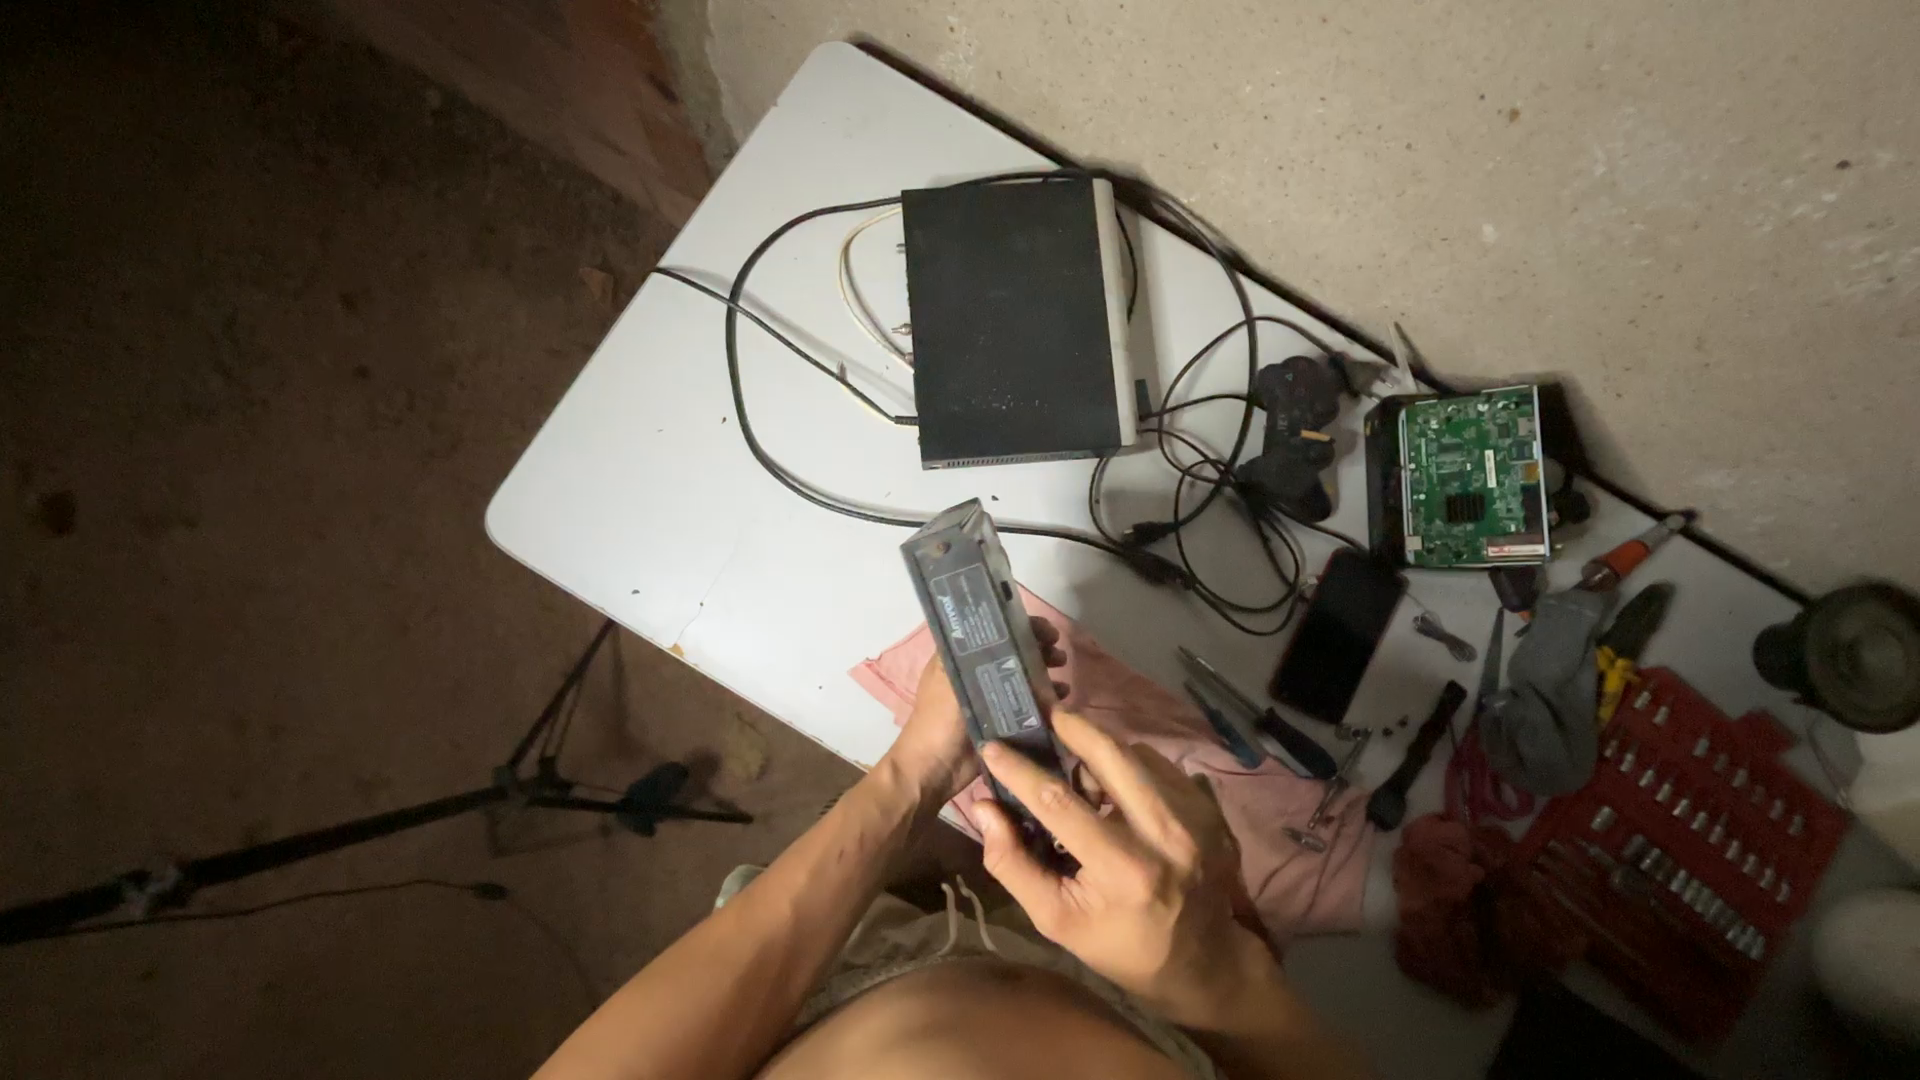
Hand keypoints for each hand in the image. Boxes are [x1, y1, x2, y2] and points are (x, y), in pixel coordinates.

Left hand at [880, 616, 1066, 804]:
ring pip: (1024, 676)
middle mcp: (977, 673)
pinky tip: (1062, 697)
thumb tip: (1011, 634)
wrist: (935, 769)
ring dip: (1045, 671)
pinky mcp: (1004, 720)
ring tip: (1062, 672)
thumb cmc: (939, 720)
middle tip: (1058, 653)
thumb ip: (978, 658)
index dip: (1022, 626)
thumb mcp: (953, 679)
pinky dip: (1045, 697)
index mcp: (960, 657)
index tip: (1046, 631)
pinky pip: (1029, 703)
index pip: (995, 632)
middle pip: (1014, 652)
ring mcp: (991, 697)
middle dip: (1039, 648)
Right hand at [975, 710, 1271, 1025]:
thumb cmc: (1122, 945)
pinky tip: (1118, 791)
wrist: (1205, 964)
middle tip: (1043, 715)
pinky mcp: (1212, 808)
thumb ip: (1013, 863)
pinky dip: (1133, 768)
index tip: (993, 747)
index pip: (1060, 803)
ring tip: (1081, 775)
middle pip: (1112, 756)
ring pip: (1138, 755)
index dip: (1021, 771)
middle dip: (1072, 728)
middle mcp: (1167, 835)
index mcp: (1124, 870)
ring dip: (1102, 754)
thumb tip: (983, 808)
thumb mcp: (1057, 919)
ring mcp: (1198, 817)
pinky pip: (1162, 766)